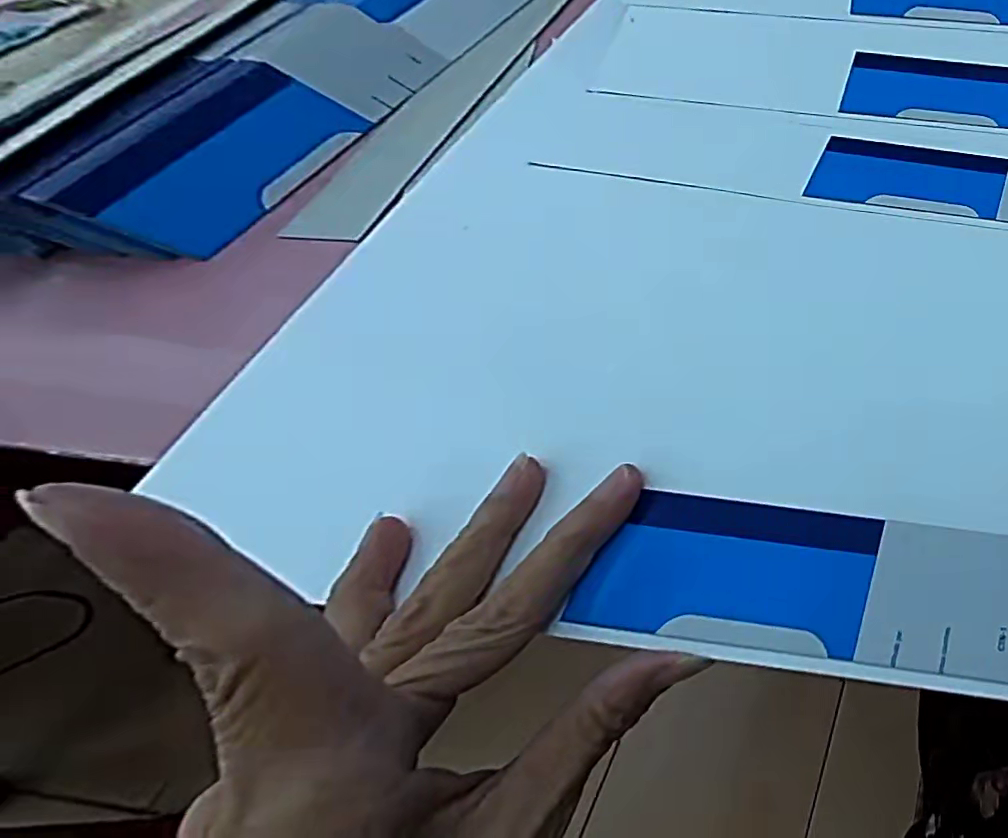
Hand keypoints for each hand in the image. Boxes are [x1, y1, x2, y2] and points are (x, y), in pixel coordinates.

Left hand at [15, 455, 705, 836]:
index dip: (173, 566)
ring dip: (435, 551)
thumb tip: (671, 658)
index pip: (289, 634)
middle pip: (421, 608)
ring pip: (373, 620)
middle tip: (534, 469)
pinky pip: (329, 652)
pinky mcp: (299, 748)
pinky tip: (380, 552)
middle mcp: (301, 734)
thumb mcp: (500, 836)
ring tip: (490, 490)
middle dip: (490, 533)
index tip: (74, 504)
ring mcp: (294, 740)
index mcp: (331, 753)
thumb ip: (582, 737)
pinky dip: (363, 592)